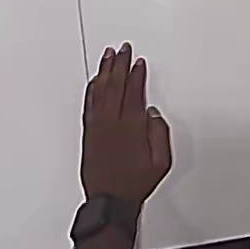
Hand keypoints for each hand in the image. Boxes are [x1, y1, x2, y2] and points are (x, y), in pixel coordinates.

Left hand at [81, 43, 172, 204]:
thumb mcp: (161, 161)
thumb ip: (159, 133)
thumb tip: (152, 113)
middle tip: (123, 49)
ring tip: (108, 55)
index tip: (138, 62)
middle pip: (116, 84)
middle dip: (120, 64)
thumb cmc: (134, 182)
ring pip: (100, 90)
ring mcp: (98, 125)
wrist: (109, 199)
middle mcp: (112, 121)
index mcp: (130, 126)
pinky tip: (95, 80)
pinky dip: (93, 88)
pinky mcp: (89, 130)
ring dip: (105, 70)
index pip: (134, 91)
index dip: (136, 74)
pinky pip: (90, 102)